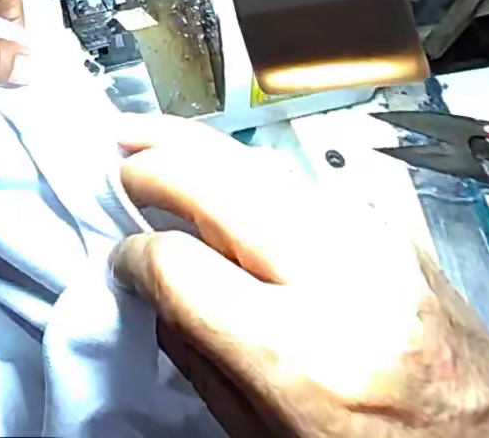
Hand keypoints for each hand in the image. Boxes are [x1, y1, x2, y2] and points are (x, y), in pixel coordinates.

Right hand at [110, 116, 488, 437]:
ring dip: (180, 142)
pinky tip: (199, 162)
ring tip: (133, 133)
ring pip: (242, 157)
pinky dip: (227, 163)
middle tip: (108, 160)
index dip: (132, 255)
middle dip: (146, 165)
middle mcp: (342, 276)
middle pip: (208, 181)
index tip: (116, 256)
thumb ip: (194, 349)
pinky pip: (279, 173)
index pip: (178, 264)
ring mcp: (369, 236)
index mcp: (312, 356)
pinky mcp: (381, 220)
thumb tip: (141, 276)